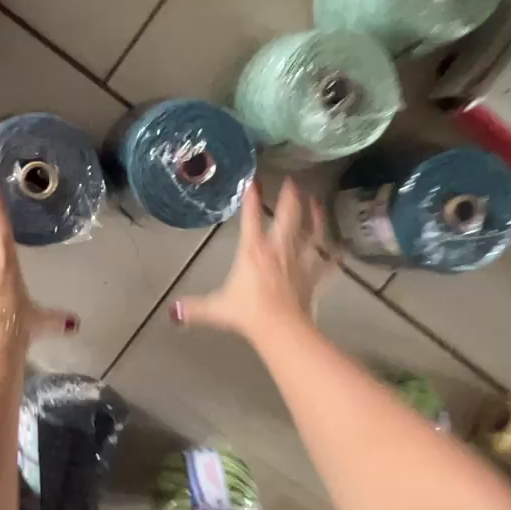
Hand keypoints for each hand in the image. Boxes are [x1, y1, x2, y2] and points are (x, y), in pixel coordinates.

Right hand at [170, 179, 336, 339]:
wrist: (280, 329)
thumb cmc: (247, 313)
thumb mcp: (215, 309)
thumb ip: (193, 308)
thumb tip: (171, 311)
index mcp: (253, 251)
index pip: (250, 218)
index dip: (251, 198)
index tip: (253, 180)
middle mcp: (278, 249)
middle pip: (288, 216)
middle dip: (290, 197)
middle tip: (293, 181)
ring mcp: (300, 262)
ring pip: (312, 233)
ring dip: (316, 217)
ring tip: (317, 202)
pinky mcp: (315, 278)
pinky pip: (327, 263)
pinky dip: (334, 254)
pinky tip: (339, 248)